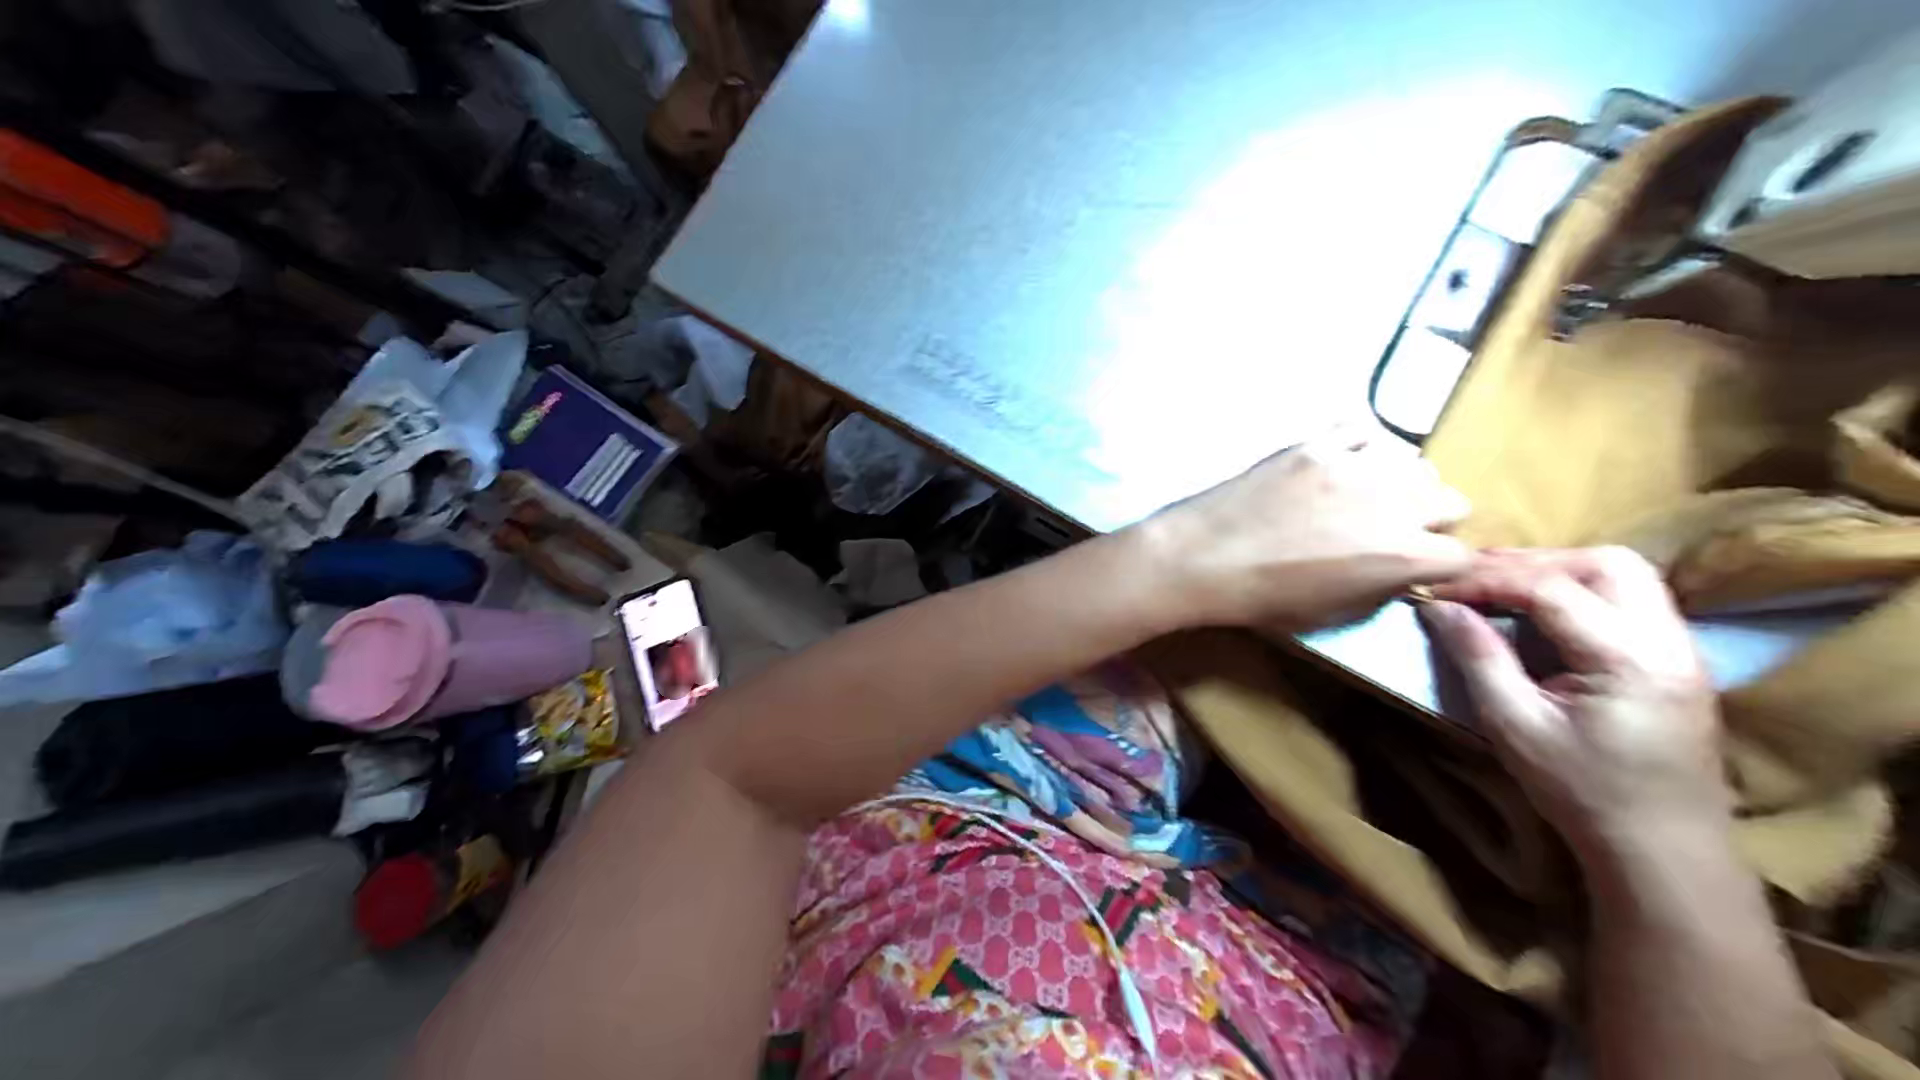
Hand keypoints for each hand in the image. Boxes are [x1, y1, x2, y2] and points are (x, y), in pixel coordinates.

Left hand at [1136, 427, 1471, 631]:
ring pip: (1412, 463)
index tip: (1421, 566)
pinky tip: (1341, 462)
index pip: (1461, 555)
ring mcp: (1354, 466)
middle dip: (1430, 519)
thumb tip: (1401, 572)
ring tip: (1363, 495)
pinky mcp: (1316, 444)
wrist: (1202, 557)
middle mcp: (1392, 504)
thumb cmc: (1261, 598)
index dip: (1441, 565)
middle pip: (1449, 500)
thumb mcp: (1334, 613)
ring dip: (1398, 482)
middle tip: (1393, 529)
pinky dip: (1360, 447)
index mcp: (1403, 555)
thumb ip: (1382, 587)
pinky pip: (1362, 431)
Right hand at [1419, 547, 1731, 863]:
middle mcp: (1667, 640)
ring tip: (1502, 588)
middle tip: (1474, 580)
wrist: (1661, 848)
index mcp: (1627, 657)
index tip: (1436, 590)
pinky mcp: (1675, 659)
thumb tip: (1438, 606)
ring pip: (1624, 574)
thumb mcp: (1512, 723)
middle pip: (1604, 562)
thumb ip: (1477, 655)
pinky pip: (1629, 599)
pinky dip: (1578, 591)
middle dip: (1531, 562)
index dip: (1485, 580)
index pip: (1550, 588)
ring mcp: (1681, 648)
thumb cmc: (1580, 789)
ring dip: (1558, 571)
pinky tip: (1540, 614)